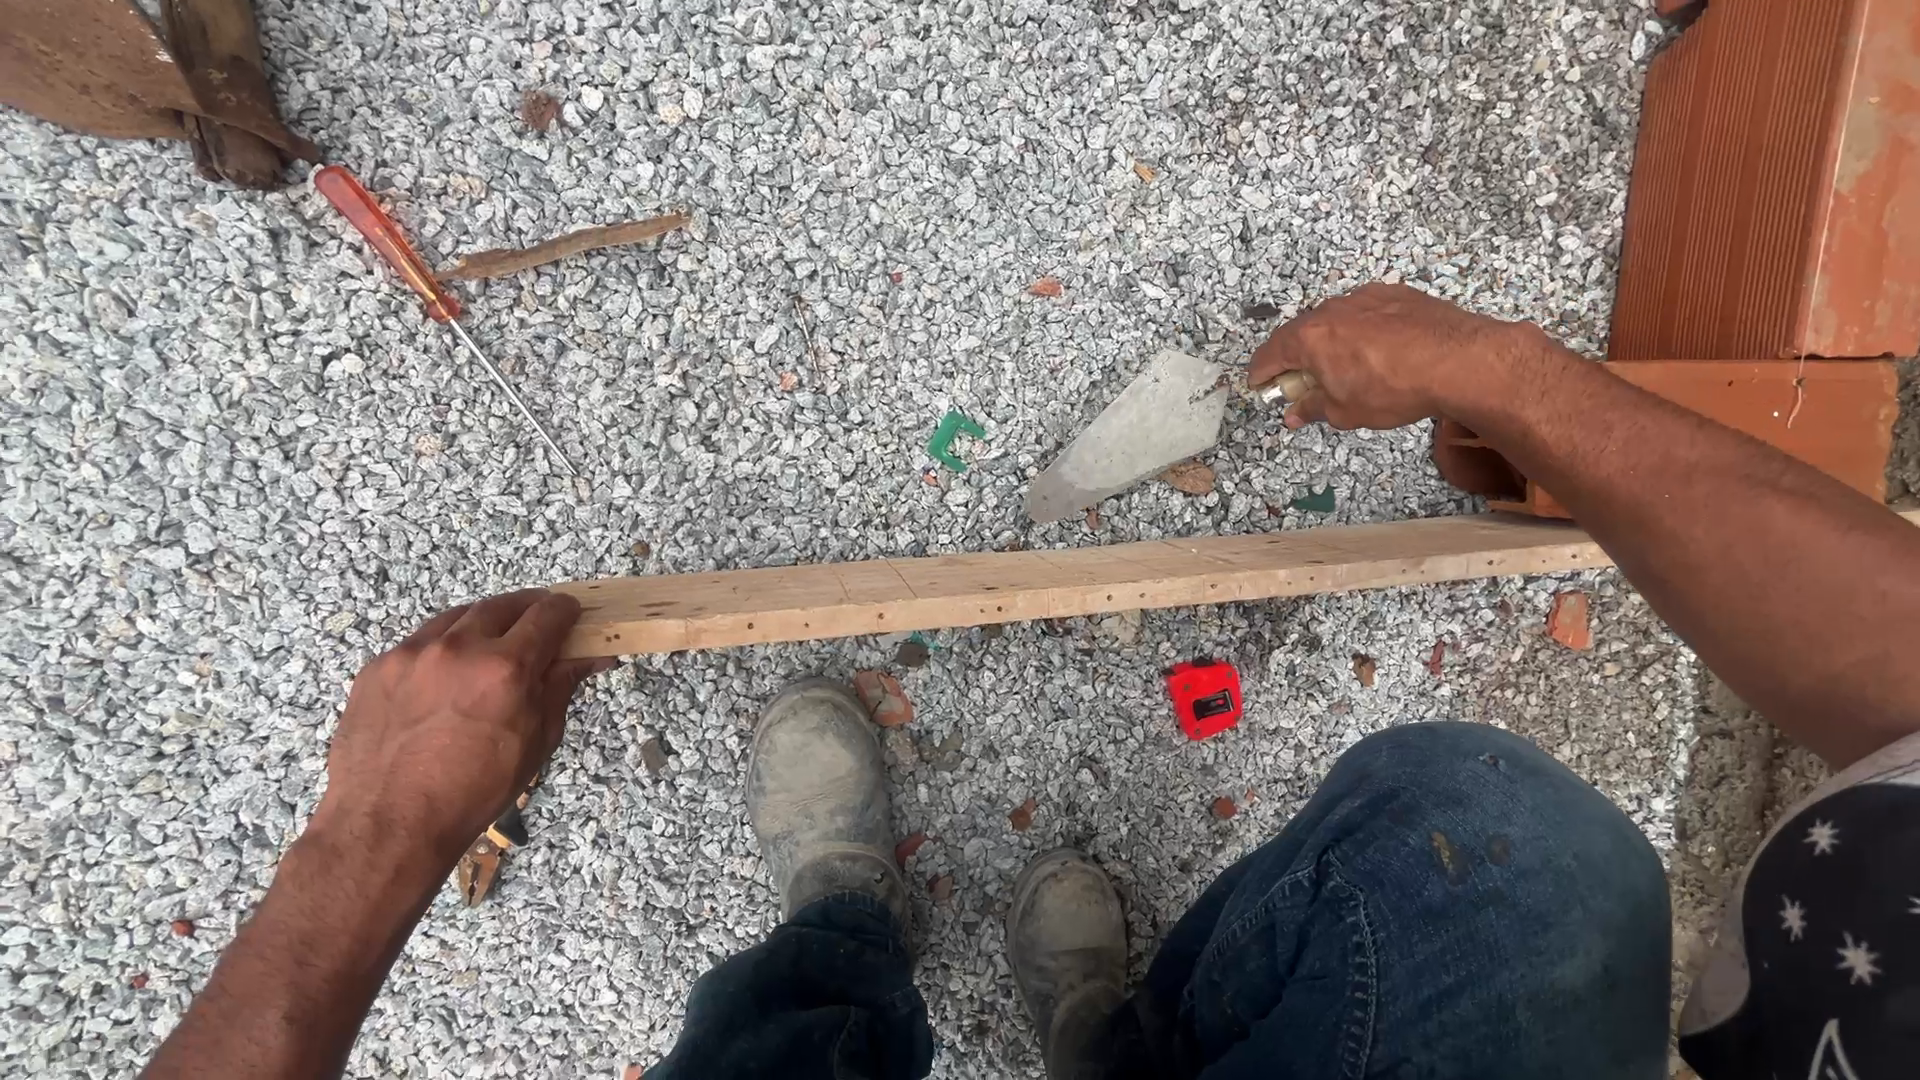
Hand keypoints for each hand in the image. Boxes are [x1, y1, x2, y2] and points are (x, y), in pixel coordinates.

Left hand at [312, 589, 614, 867]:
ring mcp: (412, 654)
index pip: (548, 614)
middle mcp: (460, 648)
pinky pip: (420, 640)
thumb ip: (560, 687)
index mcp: (507, 667)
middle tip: (540, 620)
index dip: (566, 610)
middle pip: (504, 605)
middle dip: (529, 607)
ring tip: (494, 640)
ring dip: (486, 620)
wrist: (388, 824)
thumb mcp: (538, 739)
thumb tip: (589, 657)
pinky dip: (445, 644)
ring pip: (460, 616)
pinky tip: (449, 670)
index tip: (573, 614)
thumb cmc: (476, 789)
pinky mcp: (377, 668)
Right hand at [1248, 283, 1535, 430]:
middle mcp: (1332, 311)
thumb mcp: (1345, 411)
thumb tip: (1295, 413)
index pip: (1269, 354)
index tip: (1259, 385)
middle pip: (1299, 334)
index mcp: (1309, 338)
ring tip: (1341, 367)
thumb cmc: (1396, 388)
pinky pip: (1364, 312)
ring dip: (1327, 343)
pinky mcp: (1396, 294)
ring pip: (1332, 321)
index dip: (1260, 373)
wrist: (1461, 361)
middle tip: (1300, 382)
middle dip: (1294, 358)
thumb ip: (1312, 408)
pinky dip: (1359, 330)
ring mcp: (1365, 299)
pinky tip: (1374, 351)